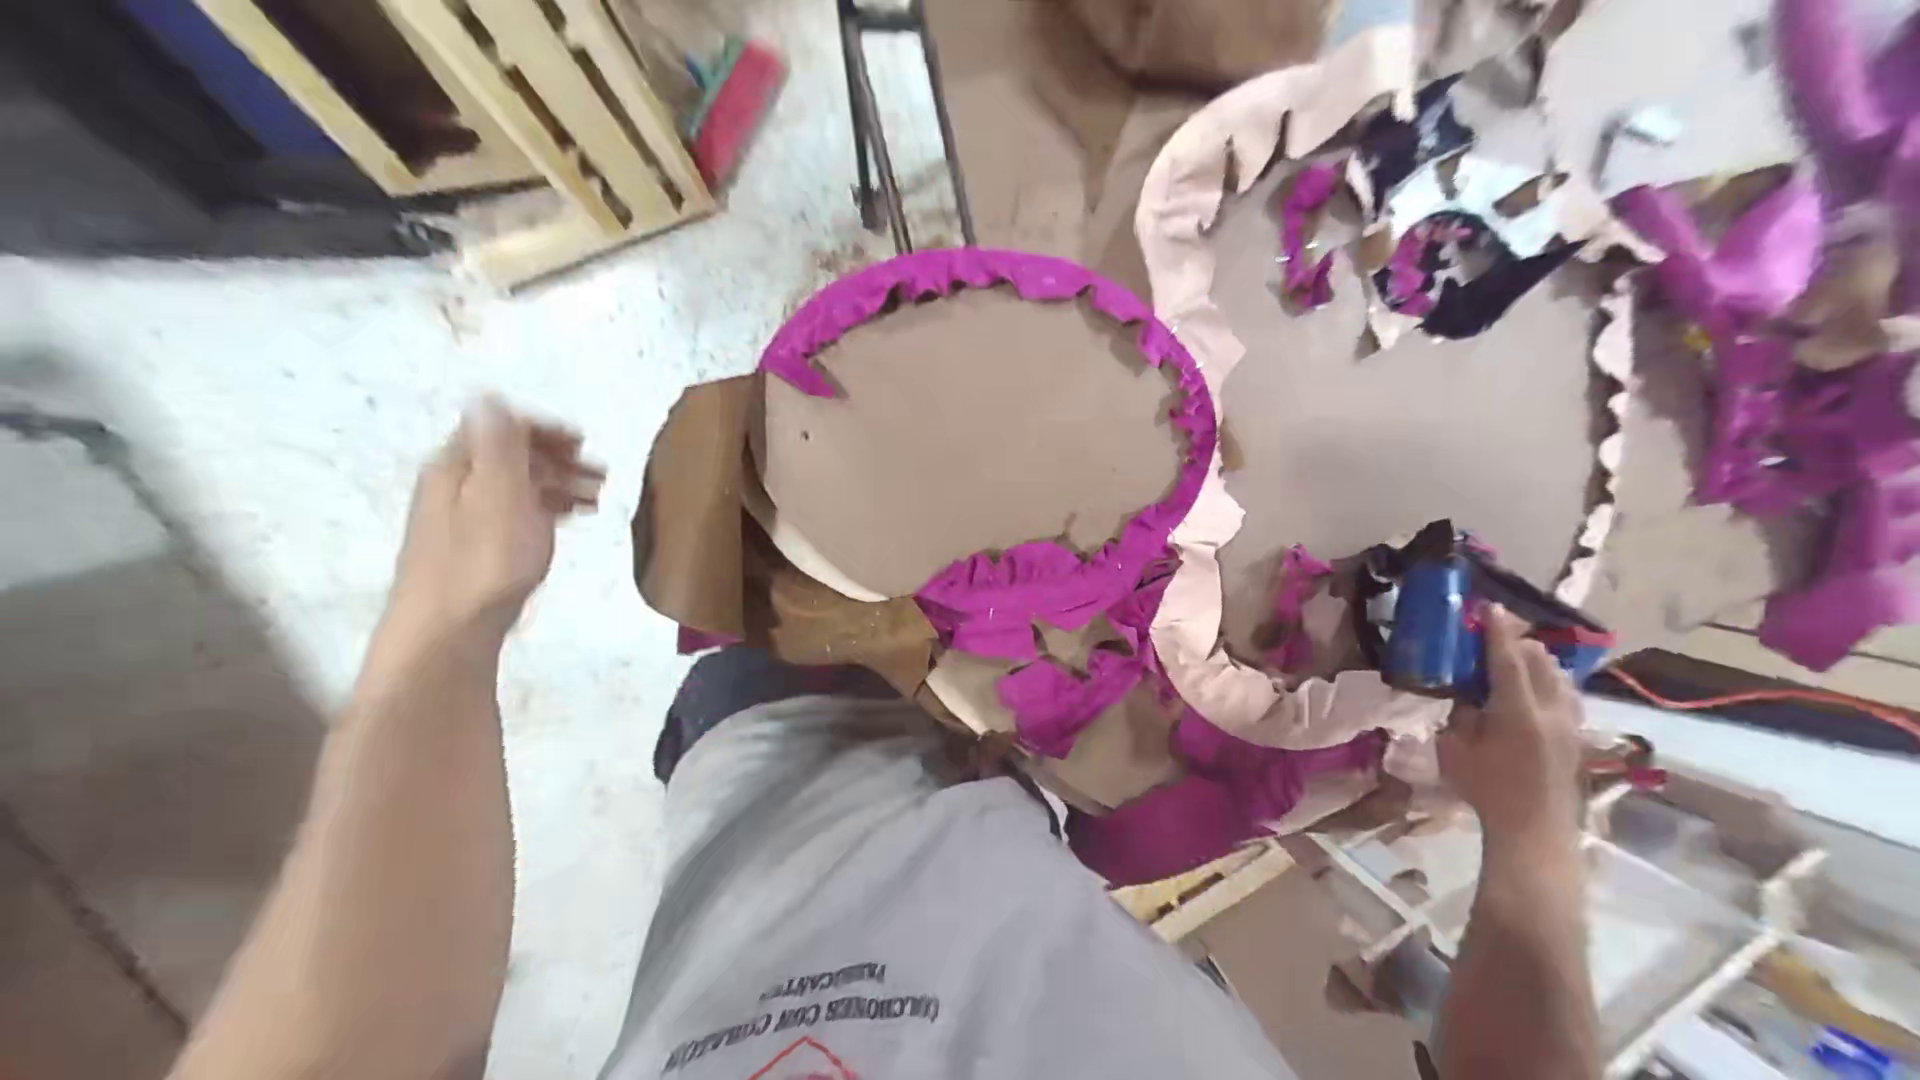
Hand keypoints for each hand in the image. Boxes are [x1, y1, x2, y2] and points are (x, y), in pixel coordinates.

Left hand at [380, 399, 604, 650]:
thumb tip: (490, 395)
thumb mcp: (499, 495)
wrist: (448, 631)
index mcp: (457, 467)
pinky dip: (545, 509)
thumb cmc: (484, 562)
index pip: (499, 428)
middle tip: (599, 475)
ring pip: (515, 486)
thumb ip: (500, 446)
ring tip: (593, 500)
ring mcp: (463, 519)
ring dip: (557, 484)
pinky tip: (563, 524)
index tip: (584, 443)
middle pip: (508, 456)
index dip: (543, 430)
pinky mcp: (475, 548)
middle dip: (557, 458)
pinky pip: (515, 512)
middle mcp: (455, 486)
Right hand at [1440, 606, 1584, 853]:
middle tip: (1491, 633)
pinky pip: (1566, 693)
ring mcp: (1570, 723)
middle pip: (1539, 660)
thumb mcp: (1455, 748)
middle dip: (1516, 640)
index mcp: (1516, 711)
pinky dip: (1549, 679)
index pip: (1508, 659)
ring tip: (1512, 656)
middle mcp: (1550, 711)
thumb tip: (1463, 693)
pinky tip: (1534, 686)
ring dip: (1535, 659)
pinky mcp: (1577, 736)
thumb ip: (1461, 714)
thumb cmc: (1484, 789)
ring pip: (1558, 675)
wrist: (1533, 830)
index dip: (1497, 630)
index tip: (1489, 607)